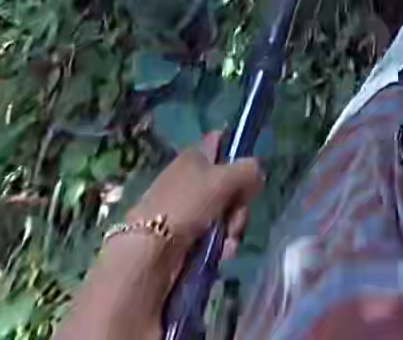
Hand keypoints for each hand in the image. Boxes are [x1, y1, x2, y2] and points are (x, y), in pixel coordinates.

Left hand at [58, 133, 264, 339]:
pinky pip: (213, 238)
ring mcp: (185, 212)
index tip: (246, 173)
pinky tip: (221, 255)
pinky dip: (220, 247)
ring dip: (232, 227)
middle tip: (236, 214)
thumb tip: (258, 173)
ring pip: (223, 214)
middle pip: (228, 184)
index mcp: (193, 156)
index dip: (235, 153)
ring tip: (228, 241)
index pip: (219, 143)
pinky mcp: (183, 242)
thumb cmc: (184, 205)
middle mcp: (189, 180)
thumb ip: (248, 170)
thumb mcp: (223, 178)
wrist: (145, 258)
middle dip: (238, 202)